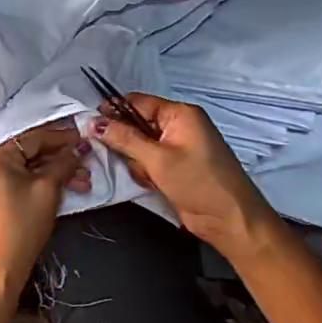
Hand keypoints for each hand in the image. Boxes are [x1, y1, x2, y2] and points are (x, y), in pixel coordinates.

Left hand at [0, 120, 89, 292]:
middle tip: (88, 161)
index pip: (33, 138)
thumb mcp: (48, 188)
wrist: (4, 262)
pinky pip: (25, 178)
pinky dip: (46, 181)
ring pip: (31, 166)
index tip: (84, 137)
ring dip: (58, 171)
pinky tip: (70, 186)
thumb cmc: (23, 222)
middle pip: (32, 151)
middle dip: (62, 158)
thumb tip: (78, 147)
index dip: (61, 137)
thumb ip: (64, 162)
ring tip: (84, 180)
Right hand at [91, 94, 284, 258]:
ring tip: (149, 177)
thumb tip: (93, 122)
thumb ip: (124, 139)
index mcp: (180, 114)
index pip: (137, 102)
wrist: (230, 220)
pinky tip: (152, 184)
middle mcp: (178, 126)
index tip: (91, 126)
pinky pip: (147, 161)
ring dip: (136, 162)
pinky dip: (144, 172)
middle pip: (136, 124)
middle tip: (127, 159)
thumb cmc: (198, 183)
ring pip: (138, 146)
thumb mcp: (158, 159)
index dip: (113, 111)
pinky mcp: (174, 166)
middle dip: (127, 143)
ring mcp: (177, 147)